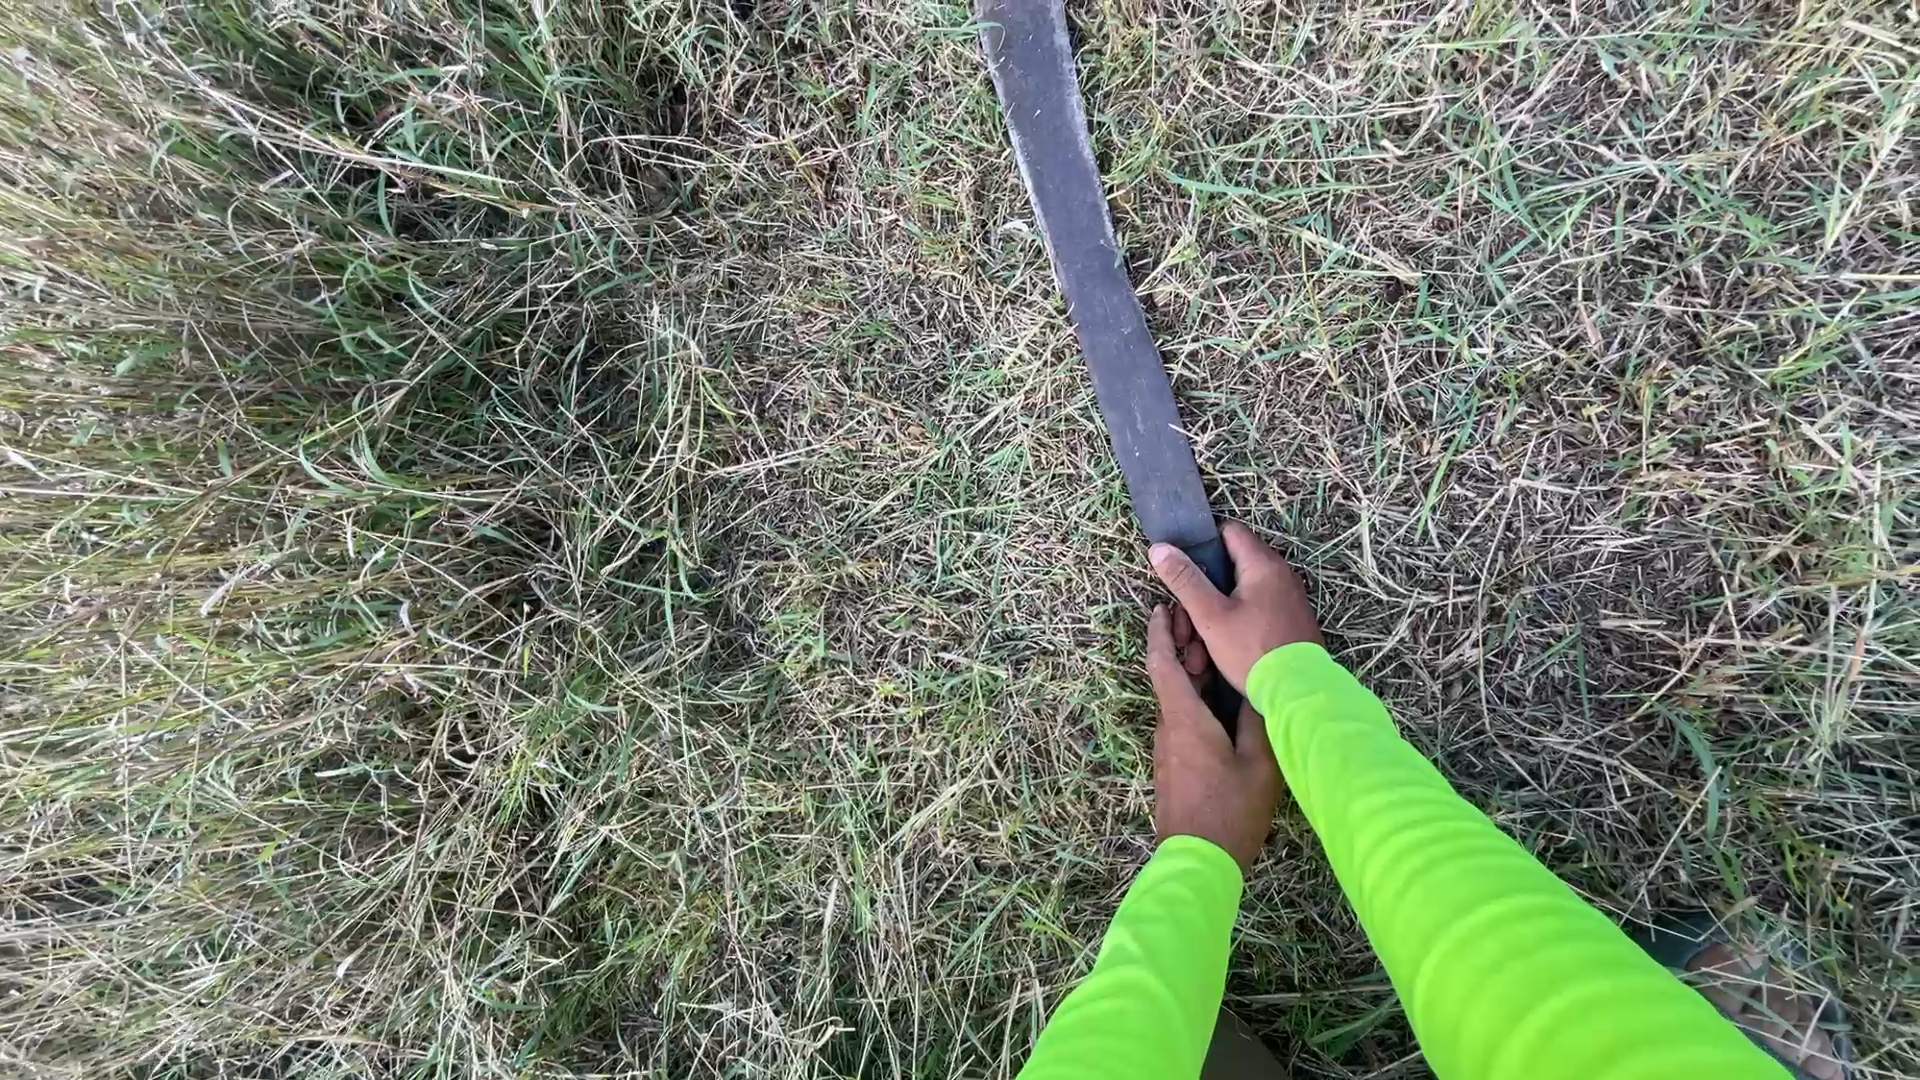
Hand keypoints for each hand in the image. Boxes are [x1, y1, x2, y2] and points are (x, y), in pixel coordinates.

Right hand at [1148, 521, 1321, 692]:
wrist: (1300, 694)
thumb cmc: (1252, 651)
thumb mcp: (1210, 616)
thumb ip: (1185, 580)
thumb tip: (1160, 548)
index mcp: (1263, 565)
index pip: (1229, 530)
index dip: (1202, 543)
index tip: (1183, 567)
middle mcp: (1280, 574)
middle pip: (1231, 565)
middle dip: (1202, 587)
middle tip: (1183, 616)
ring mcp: (1287, 598)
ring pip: (1239, 592)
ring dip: (1213, 610)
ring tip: (1196, 642)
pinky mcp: (1288, 620)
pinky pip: (1253, 609)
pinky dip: (1233, 621)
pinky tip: (1218, 647)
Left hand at [1148, 601, 1279, 873]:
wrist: (1198, 859)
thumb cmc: (1230, 809)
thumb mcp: (1258, 763)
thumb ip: (1256, 721)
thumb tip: (1254, 688)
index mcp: (1184, 718)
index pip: (1163, 664)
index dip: (1160, 633)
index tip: (1162, 607)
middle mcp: (1170, 726)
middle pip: (1169, 676)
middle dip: (1180, 643)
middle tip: (1196, 616)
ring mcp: (1170, 746)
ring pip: (1176, 696)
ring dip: (1189, 669)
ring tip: (1209, 646)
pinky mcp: (1175, 762)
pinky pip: (1181, 716)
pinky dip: (1193, 694)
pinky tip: (1215, 694)